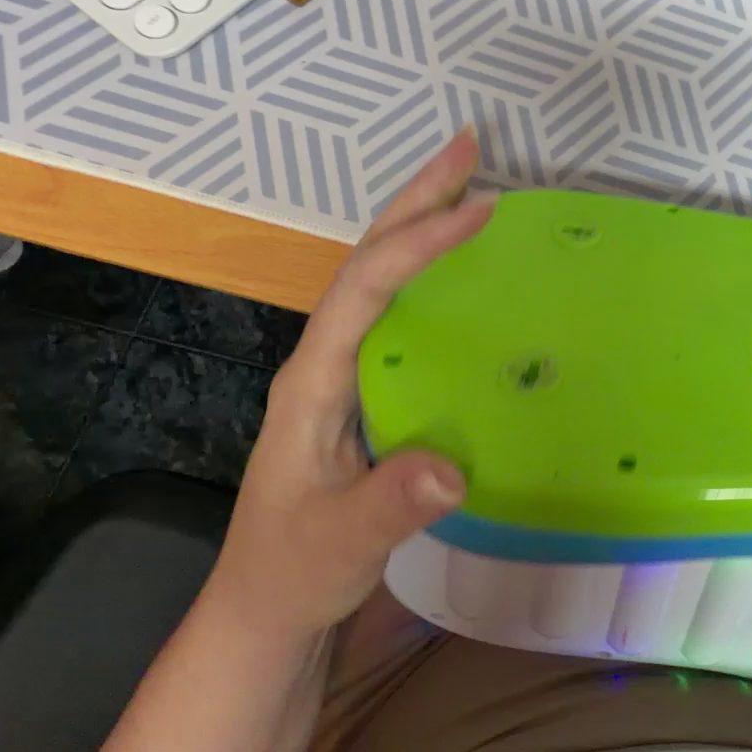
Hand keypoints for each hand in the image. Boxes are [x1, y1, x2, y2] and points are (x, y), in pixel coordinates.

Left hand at [201, 128, 494, 648]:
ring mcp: (352, 369)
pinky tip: (472, 266)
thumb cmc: (294, 569)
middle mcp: (330, 356)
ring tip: (475, 183)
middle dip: (418, 198)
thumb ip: (386, 508)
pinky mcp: (376, 386)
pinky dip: (439, 270)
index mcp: (314, 378)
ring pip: (387, 276)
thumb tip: (450, 469)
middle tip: (470, 146)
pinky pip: (409, 310)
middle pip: (371, 257)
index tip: (481, 207)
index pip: (365, 288)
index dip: (421, 242)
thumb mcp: (336, 545)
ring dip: (426, 221)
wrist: (270, 605)